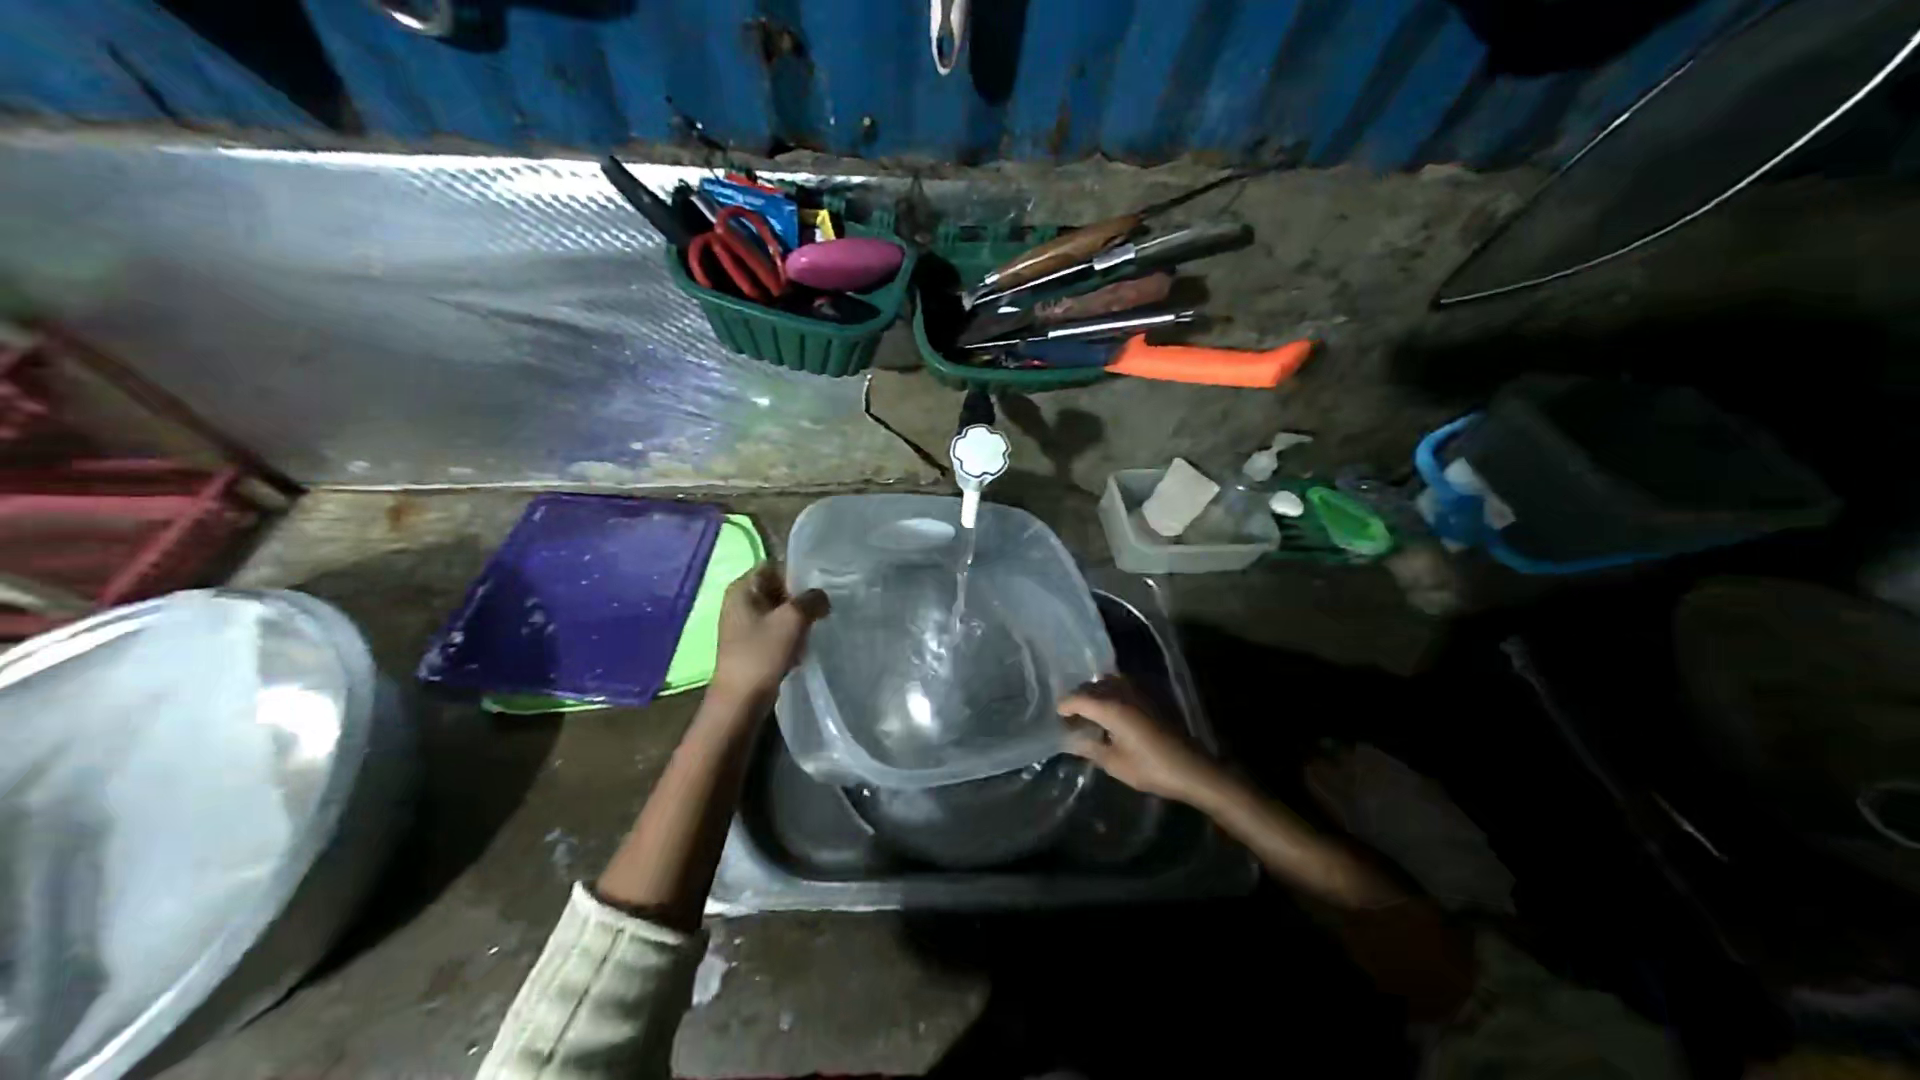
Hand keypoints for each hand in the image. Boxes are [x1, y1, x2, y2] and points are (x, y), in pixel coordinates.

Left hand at [711, 563, 829, 705]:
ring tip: (816, 626)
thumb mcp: (792, 620)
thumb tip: (822, 597)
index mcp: (742, 588)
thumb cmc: (762, 654)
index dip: (797, 573)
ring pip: (779, 611)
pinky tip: (803, 647)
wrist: (741, 701)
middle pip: (777, 589)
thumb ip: (812, 600)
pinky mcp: (751, 646)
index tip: (820, 585)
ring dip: (798, 618)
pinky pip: (776, 631)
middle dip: (801, 597)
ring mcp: (743, 625)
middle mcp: (739, 602)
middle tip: (823, 607)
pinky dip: (791, 635)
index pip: (774, 566)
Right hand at [1057, 678, 1222, 803]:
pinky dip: (1110, 693)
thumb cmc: (1150, 769)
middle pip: (1091, 687)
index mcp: (1111, 708)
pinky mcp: (1151, 697)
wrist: (1192, 769)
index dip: (1064, 706)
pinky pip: (1122, 686)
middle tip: (1071, 718)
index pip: (1078, 698)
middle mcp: (1122, 692)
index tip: (1057, 718)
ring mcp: (1138, 692)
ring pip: (1107, 683)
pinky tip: (1111, 712)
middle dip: (1078, 699)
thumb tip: (1071, 740)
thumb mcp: (1114, 763)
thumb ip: (1090, 748)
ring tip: (1089, 714)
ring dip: (1095, 694)